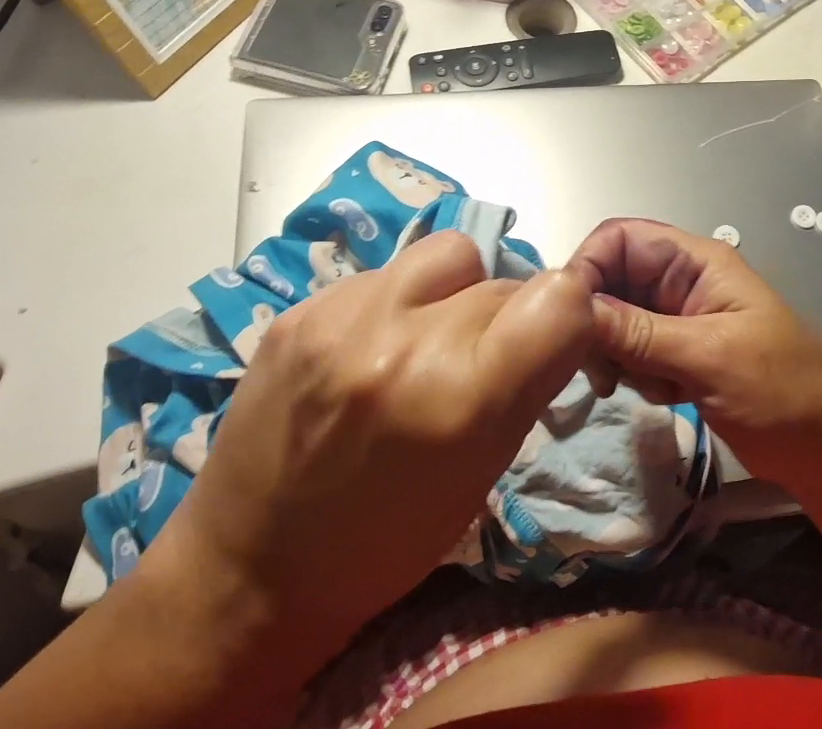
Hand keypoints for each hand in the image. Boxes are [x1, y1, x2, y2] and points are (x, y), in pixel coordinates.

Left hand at [140, 231, 595, 686]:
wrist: (253, 567)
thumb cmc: (387, 542)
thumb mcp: (483, 472)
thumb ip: (527, 385)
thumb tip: (558, 322)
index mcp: (461, 397)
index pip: (561, 296)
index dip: (569, 317)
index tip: (551, 345)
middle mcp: (403, 339)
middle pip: (505, 280)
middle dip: (511, 317)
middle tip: (482, 363)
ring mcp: (342, 316)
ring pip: (450, 253)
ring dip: (459, 290)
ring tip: (428, 338)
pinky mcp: (299, 308)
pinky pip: (386, 273)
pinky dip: (399, 302)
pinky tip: (372, 349)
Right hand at [564, 219, 821, 486]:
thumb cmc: (781, 391)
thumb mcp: (709, 358)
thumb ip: (640, 333)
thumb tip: (573, 309)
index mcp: (697, 263)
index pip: (621, 238)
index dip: (589, 267)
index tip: (570, 318)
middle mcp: (683, 284)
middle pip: (612, 281)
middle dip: (601, 323)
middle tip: (605, 371)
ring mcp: (679, 322)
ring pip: (616, 322)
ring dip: (620, 357)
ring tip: (652, 387)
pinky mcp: (677, 358)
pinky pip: (633, 354)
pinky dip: (637, 376)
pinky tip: (669, 397)